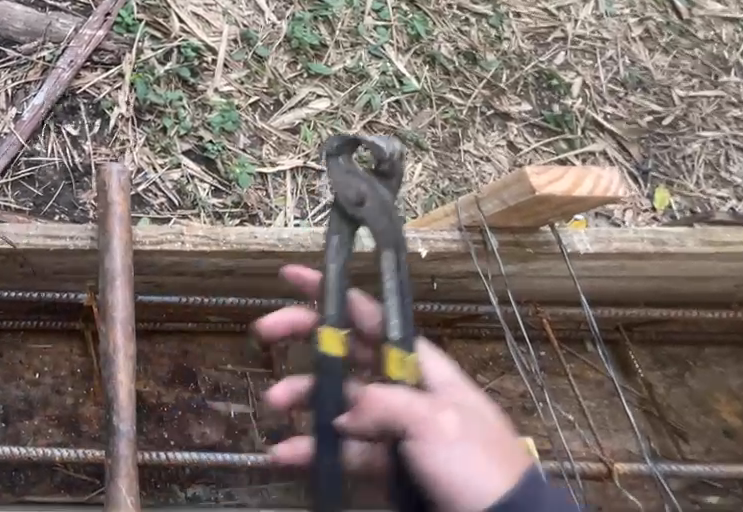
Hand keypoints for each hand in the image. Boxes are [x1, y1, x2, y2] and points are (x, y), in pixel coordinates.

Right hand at [253, 265, 533, 511]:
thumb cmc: (478, 466)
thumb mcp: (436, 423)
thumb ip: (383, 401)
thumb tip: (345, 410)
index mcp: (418, 367)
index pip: (368, 315)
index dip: (328, 292)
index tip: (290, 275)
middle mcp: (400, 389)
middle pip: (341, 350)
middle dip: (300, 337)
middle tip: (263, 333)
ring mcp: (391, 426)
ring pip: (332, 399)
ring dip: (299, 396)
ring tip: (274, 404)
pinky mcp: (384, 464)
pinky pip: (338, 449)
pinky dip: (310, 450)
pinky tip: (286, 454)